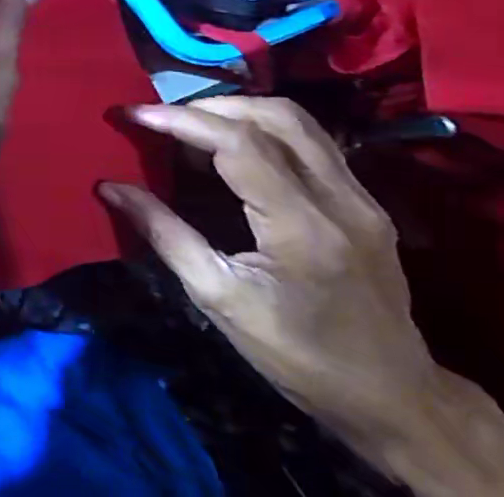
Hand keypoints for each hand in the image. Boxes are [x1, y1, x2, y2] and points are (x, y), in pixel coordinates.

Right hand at [98, 98, 440, 443]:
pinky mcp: (366, 204)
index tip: (133, 115)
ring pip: (299, 122)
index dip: (181, 120)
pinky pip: (311, 143)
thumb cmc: (298, 354)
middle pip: (275, 117)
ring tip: (191, 127)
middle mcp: (341, 202)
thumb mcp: (217, 297)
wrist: (394, 398)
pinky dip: (262, 130)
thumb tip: (110, 186)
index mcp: (303, 228)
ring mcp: (362, 200)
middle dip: (208, 106)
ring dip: (238, 111)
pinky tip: (230, 151)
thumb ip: (164, 233)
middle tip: (161, 119)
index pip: (240, 144)